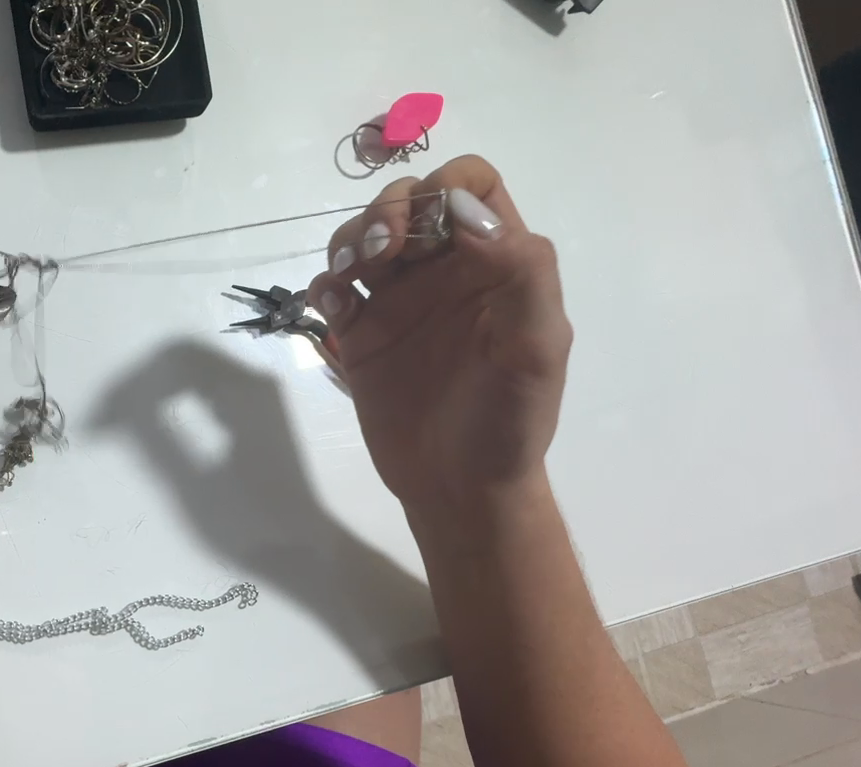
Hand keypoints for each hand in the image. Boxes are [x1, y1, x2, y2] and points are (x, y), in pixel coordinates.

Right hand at [307, 156, 570, 524]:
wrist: (457, 484)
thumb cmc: (507, 419)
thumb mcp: (535, 348)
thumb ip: (520, 274)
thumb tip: (466, 216)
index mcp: (494, 265)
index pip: (472, 189)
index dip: (446, 188)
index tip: (429, 230)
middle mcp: (442, 274)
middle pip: (407, 204)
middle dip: (386, 212)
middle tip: (379, 256)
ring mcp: (395, 305)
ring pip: (363, 240)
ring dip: (349, 242)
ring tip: (349, 277)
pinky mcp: (358, 337)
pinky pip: (332, 292)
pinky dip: (324, 286)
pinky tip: (333, 309)